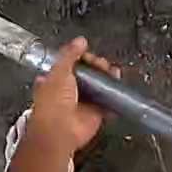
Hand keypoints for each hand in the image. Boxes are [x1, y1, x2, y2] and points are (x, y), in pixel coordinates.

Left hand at [25, 38, 114, 157]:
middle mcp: (68, 91)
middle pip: (87, 73)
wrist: (60, 131)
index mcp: (54, 79)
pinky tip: (118, 87)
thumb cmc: (53, 103)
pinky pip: (107, 103)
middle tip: (102, 65)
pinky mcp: (95, 113)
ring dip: (107, 78)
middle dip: (97, 66)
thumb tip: (80, 40)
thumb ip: (70, 54)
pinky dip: (114, 97)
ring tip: (113, 73)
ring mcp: (82, 102)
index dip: (80, 57)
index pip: (70, 63)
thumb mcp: (59, 72)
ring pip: (99, 86)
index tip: (87, 54)